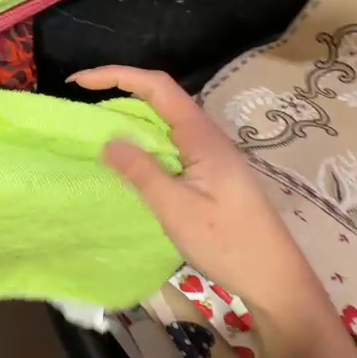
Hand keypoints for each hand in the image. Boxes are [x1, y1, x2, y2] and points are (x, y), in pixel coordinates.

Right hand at [72, 66, 328, 323]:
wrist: (276, 281)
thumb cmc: (228, 244)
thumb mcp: (176, 210)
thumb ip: (141, 171)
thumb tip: (107, 140)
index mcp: (202, 137)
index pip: (157, 87)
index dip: (117, 76)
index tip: (80, 83)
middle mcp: (207, 137)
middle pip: (161, 96)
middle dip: (120, 89)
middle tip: (82, 100)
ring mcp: (211, 155)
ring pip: (166, 119)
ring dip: (131, 113)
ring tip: (97, 124)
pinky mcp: (210, 172)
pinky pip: (170, 141)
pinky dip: (143, 137)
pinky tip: (128, 155)